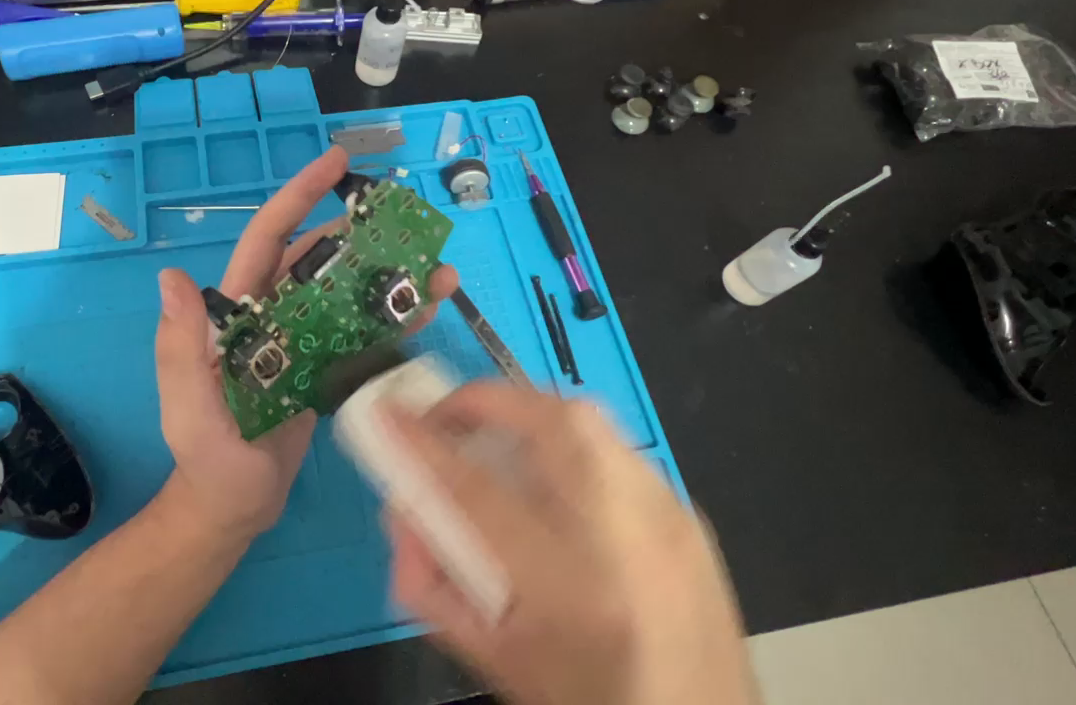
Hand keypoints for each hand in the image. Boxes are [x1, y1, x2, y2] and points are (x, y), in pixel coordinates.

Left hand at [155, 145, 456, 540]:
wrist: (233, 511)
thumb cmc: (206, 462)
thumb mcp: (188, 407)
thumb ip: (180, 346)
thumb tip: (172, 277)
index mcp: (237, 312)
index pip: (269, 240)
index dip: (299, 198)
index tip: (337, 162)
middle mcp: (271, 316)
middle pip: (318, 258)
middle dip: (361, 233)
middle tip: (409, 217)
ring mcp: (301, 343)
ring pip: (347, 294)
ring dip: (389, 277)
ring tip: (440, 269)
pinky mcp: (325, 371)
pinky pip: (360, 334)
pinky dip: (393, 319)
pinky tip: (428, 310)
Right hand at [385, 384, 757, 704]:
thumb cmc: (588, 702)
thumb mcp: (496, 661)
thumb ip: (433, 586)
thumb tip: (402, 511)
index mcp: (572, 590)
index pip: (478, 493)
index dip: (422, 446)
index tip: (385, 415)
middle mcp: (630, 535)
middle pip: (552, 423)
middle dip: (485, 402)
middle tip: (445, 420)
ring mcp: (671, 516)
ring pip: (588, 421)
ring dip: (525, 415)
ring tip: (492, 442)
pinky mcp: (690, 512)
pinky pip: (613, 448)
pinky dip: (567, 444)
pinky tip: (551, 481)